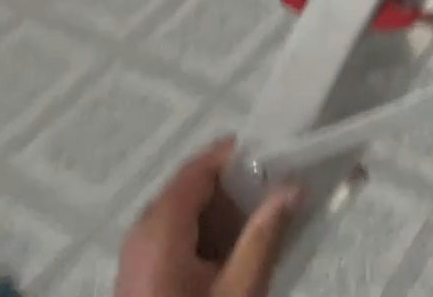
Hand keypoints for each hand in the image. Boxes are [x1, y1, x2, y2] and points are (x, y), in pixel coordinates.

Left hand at [117, 139, 301, 296]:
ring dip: (231, 209)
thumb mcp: (239, 292)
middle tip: (285, 187)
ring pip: (191, 211)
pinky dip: (214, 231)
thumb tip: (293, 185)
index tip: (284, 151)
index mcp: (160, 230)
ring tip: (272, 217)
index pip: (200, 168)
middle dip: (242, 184)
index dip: (240, 154)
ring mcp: (140, 257)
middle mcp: (143, 234)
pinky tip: (244, 249)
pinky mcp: (145, 277)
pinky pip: (182, 235)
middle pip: (196, 187)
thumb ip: (265, 235)